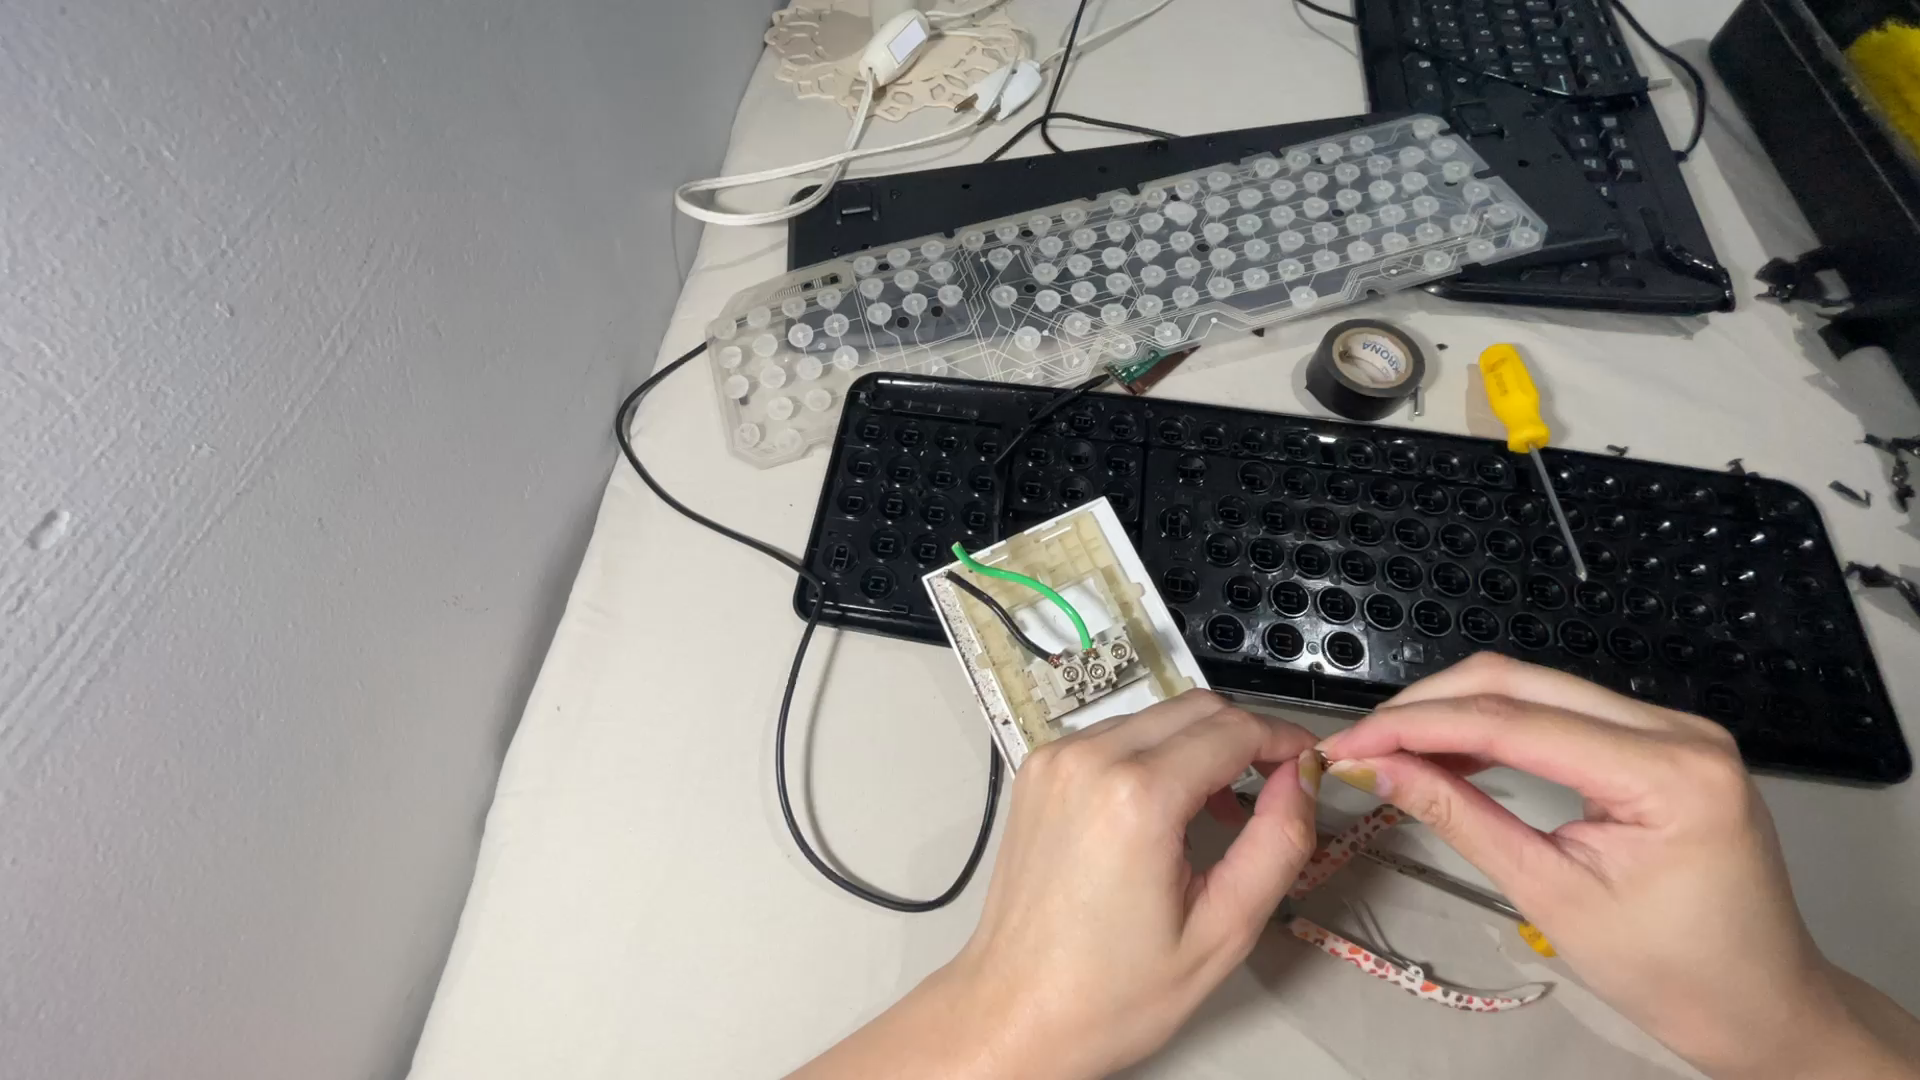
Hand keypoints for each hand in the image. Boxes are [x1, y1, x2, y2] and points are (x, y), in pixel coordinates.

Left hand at [790, 690, 1319, 1079]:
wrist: (1016, 1006)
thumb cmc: (1112, 989)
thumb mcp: (1221, 930)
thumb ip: (1276, 844)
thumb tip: (1300, 779)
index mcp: (1136, 796)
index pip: (1231, 729)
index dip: (1282, 738)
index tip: (1308, 762)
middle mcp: (1088, 758)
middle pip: (1193, 708)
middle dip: (1243, 735)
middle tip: (1273, 786)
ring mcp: (1055, 757)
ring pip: (1152, 716)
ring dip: (1197, 744)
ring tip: (1217, 809)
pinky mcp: (1038, 767)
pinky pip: (1112, 735)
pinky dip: (1151, 753)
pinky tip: (1164, 805)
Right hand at [1317, 652, 1919, 1079]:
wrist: (1769, 1011)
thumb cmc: (1672, 972)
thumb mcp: (1547, 895)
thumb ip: (1455, 815)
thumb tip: (1367, 767)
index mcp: (1668, 773)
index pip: (1506, 720)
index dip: (1410, 726)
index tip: (1344, 745)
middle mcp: (1673, 728)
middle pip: (1511, 681)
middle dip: (1421, 707)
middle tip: (1358, 744)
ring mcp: (1665, 726)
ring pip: (1522, 684)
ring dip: (1445, 709)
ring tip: (1388, 748)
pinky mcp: (1647, 737)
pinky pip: (1545, 706)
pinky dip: (1481, 723)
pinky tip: (1443, 750)